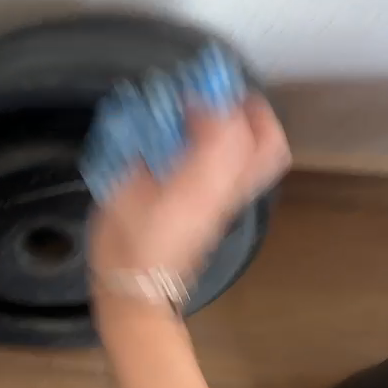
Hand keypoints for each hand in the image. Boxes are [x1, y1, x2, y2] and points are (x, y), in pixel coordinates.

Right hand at [87, 97, 289, 287]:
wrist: (136, 293)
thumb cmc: (123, 248)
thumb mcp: (121, 194)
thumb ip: (143, 157)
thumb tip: (155, 137)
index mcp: (199, 183)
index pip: (227, 129)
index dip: (211, 104)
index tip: (189, 94)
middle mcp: (223, 193)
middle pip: (265, 143)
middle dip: (253, 112)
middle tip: (228, 96)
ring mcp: (225, 206)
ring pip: (260, 160)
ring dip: (247, 132)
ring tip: (220, 118)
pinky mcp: (217, 216)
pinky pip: (240, 175)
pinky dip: (232, 153)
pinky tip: (203, 150)